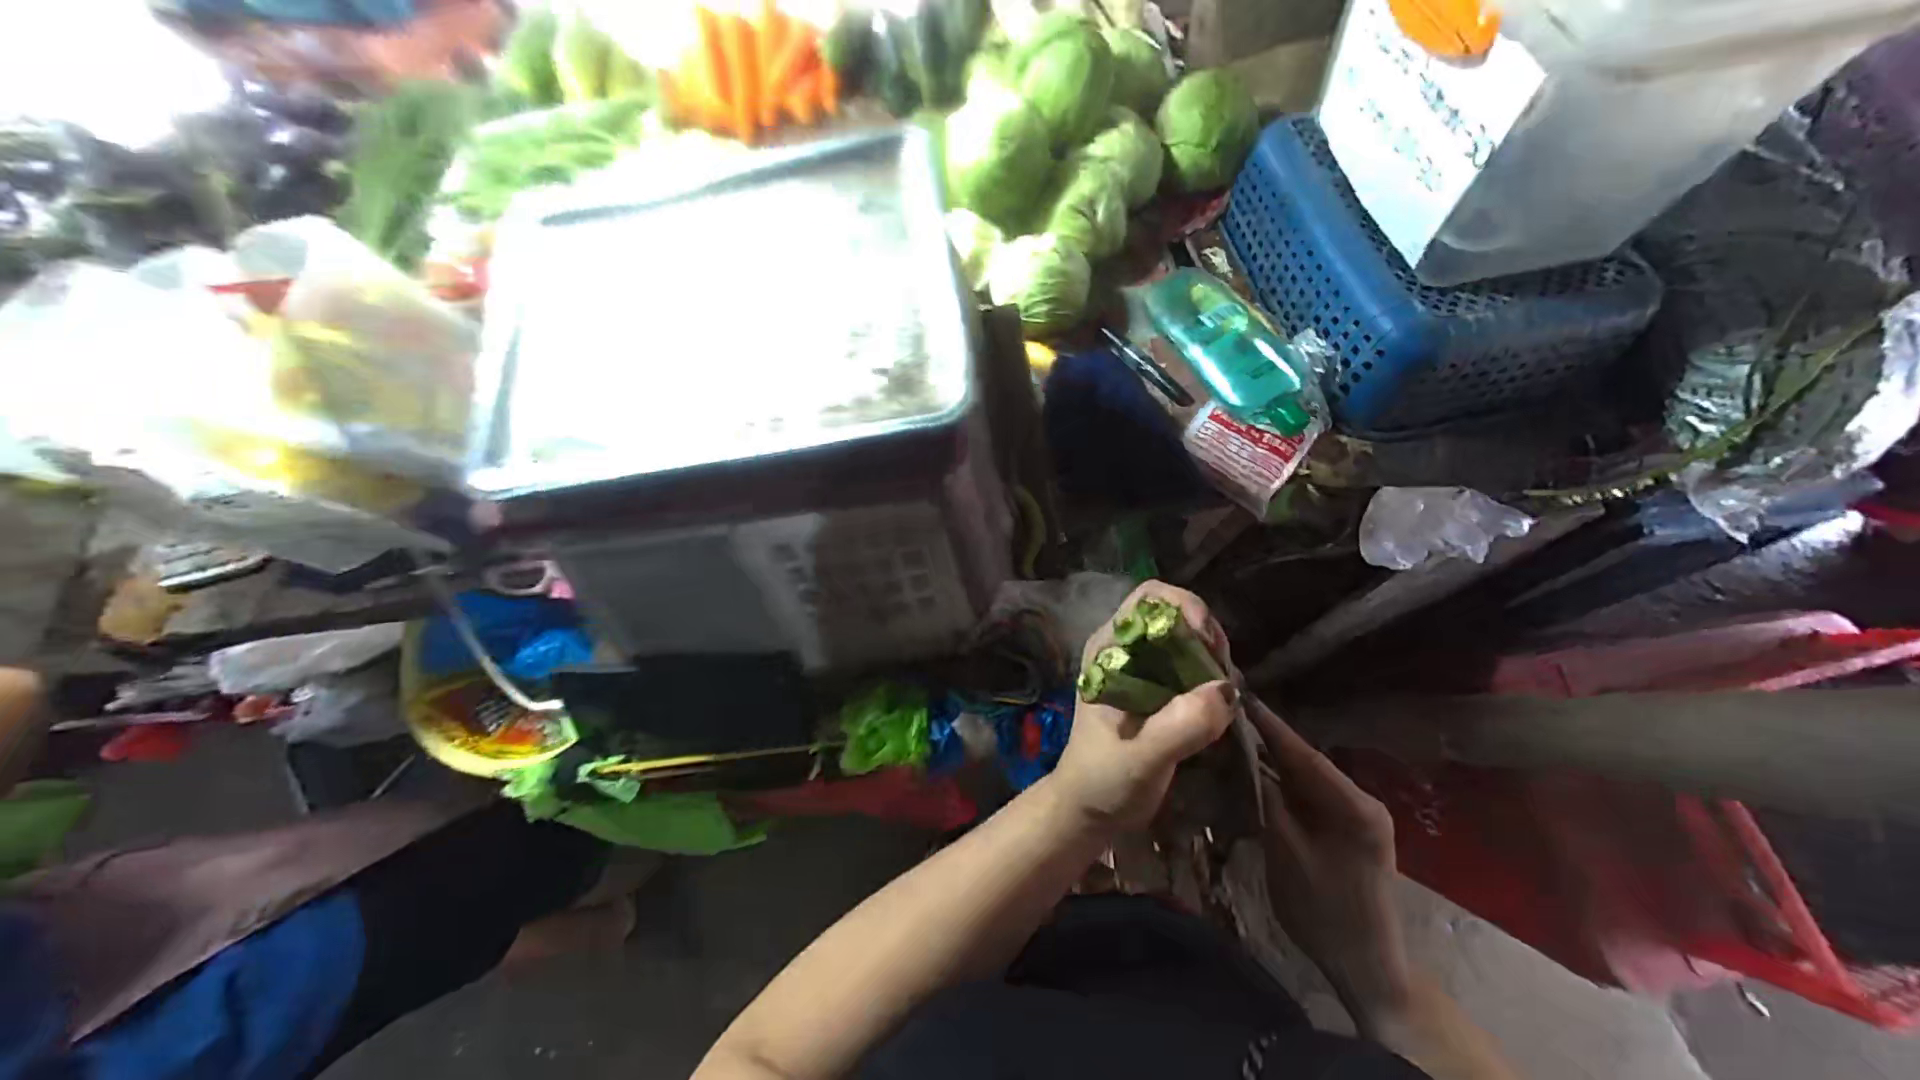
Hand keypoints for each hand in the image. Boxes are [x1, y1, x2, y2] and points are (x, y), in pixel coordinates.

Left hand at [1051, 582, 1237, 830]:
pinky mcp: (1160, 690)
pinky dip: (1212, 677)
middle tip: (1224, 675)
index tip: (1208, 646)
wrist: (1088, 811)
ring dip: (1212, 657)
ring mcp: (1143, 668)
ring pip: (1188, 638)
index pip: (1149, 599)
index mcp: (1109, 650)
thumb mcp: (1141, 760)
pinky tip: (1219, 705)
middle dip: (1206, 634)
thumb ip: (1179, 727)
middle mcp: (1126, 649)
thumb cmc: (1103, 782)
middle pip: (1175, 613)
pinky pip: (1193, 666)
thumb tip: (1224, 691)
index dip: (1184, 609)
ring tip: (1224, 693)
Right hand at [1248, 697, 1415, 1031]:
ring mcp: (1354, 814)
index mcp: (1354, 806)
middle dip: (1265, 738)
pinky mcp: (1343, 827)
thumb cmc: (1325, 912)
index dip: (1269, 725)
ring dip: (1270, 760)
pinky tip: (1251, 771)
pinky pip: (1306, 794)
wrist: (1366, 965)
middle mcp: (1360, 801)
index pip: (1303, 754)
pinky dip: (1279, 783)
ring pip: (1304, 777)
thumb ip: (1267, 801)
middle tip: (1223, 713)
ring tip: (1229, 735)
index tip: (1238, 695)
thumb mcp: (1287, 854)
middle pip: (1304, 761)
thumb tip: (1242, 759)